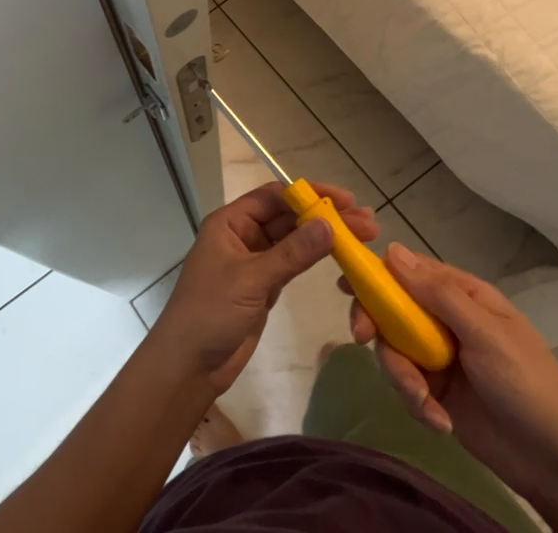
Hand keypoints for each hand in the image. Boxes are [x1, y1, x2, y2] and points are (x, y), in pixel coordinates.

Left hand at [149, 181, 374, 392]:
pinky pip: (293, 263)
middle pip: (287, 217)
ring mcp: (254, 261)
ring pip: (293, 240)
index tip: (347, 201)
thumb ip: (291, 254)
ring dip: (324, 237)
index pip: (273, 196)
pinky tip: (340, 257)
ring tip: (364, 236)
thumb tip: (330, 226)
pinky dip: (314, 259)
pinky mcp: (264, 286)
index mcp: (229, 223)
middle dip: (324, 216)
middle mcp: (242, 236)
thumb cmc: (210, 312)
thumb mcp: (251, 280)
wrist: (190, 363)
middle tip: (368, 222)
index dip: (309, 195)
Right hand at [349, 245, 557, 490]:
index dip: (376, 275)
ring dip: (402, 377)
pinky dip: (416, 403)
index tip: (346, 288)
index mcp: (463, 296)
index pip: (409, 271)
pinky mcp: (434, 393)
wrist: (556, 463)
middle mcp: (446, 321)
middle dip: (376, 326)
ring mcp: (438, 358)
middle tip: (364, 339)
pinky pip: (404, 386)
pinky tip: (440, 422)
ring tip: (425, 401)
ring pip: (392, 351)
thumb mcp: (485, 333)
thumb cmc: (528, 385)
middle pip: (390, 310)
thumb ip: (436, 293)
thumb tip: (392, 250)